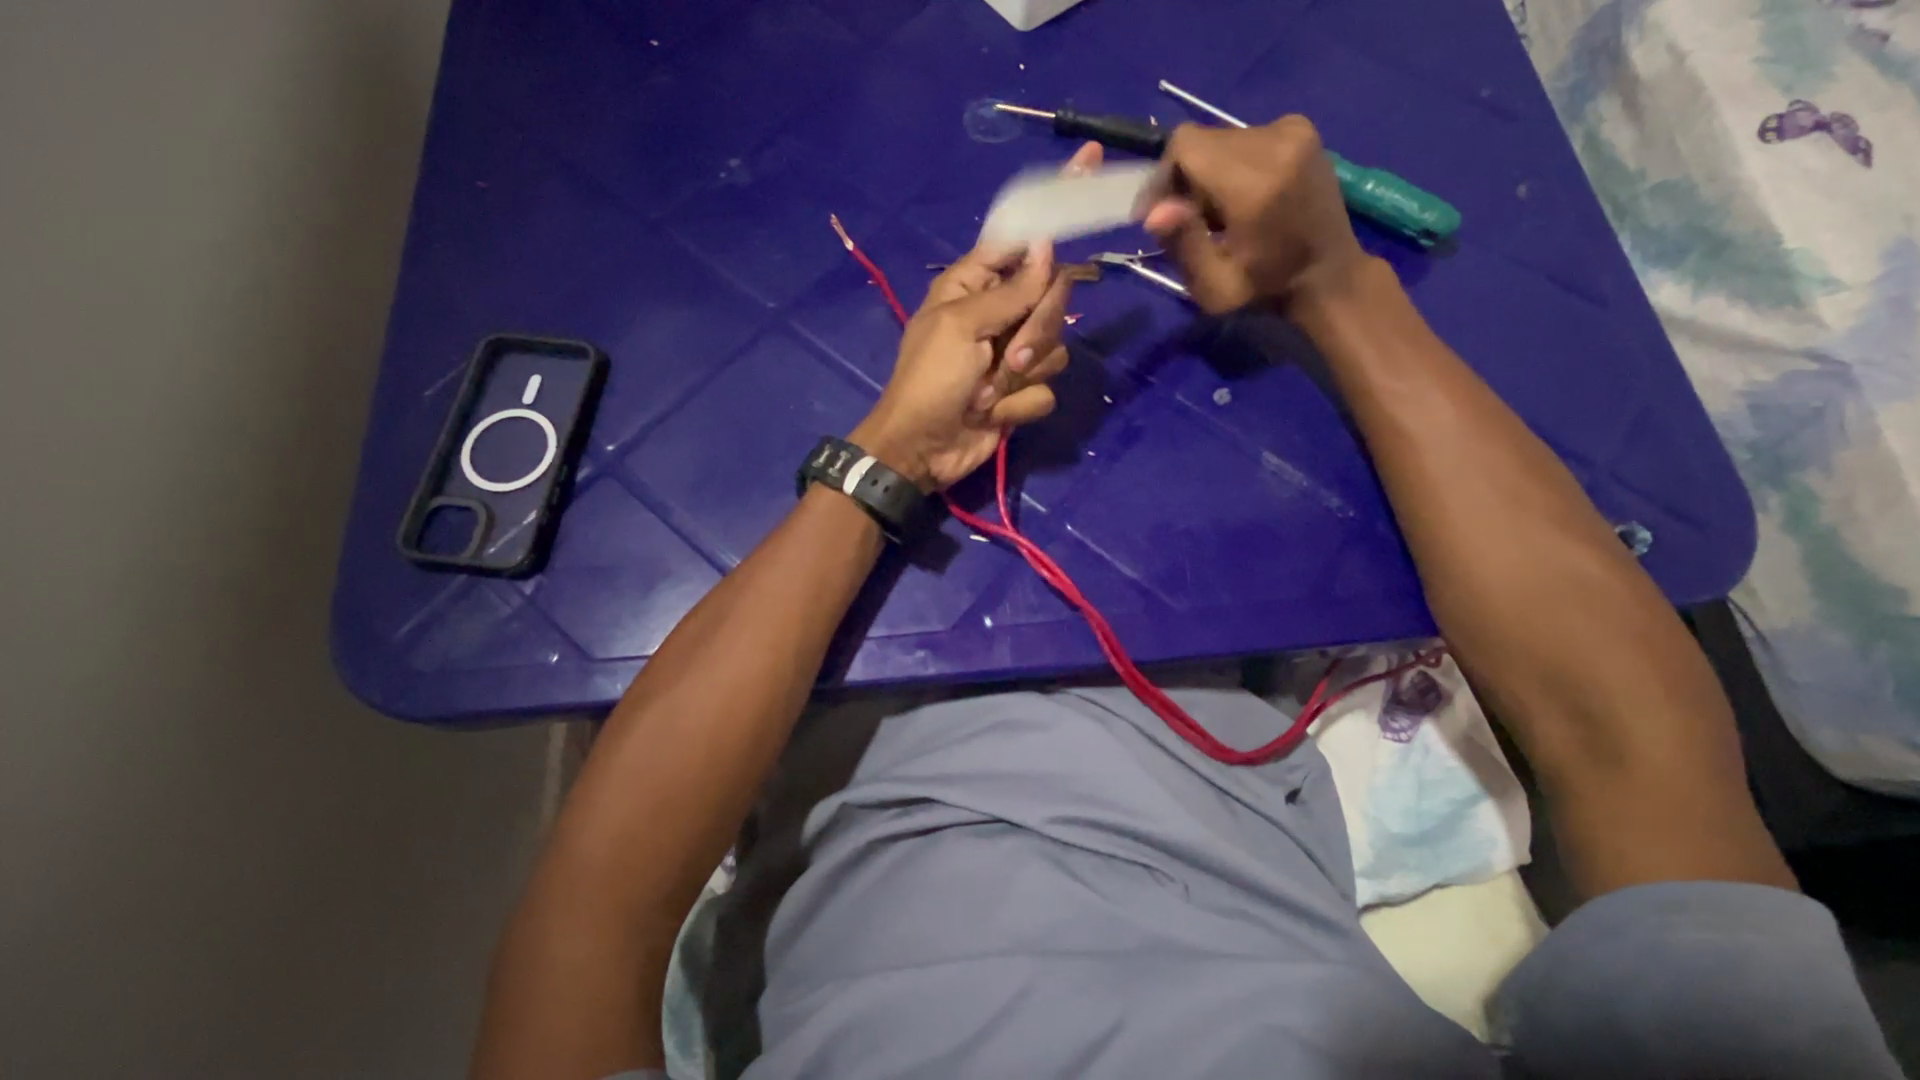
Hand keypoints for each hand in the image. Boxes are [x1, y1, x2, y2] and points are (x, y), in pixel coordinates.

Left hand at [851, 143, 1100, 491]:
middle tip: (1006, 352)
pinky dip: (1018, 403)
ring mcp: (1012, 351)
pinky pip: (1046, 386)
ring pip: (1056, 344)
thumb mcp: (964, 326)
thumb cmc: (929, 380)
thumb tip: (1047, 247)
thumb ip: (1013, 291)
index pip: (1022, 235)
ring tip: (987, 390)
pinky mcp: (1020, 390)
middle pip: (1053, 295)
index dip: (1055, 203)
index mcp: (974, 282)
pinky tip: (990, 413)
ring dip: (1022, 373)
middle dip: (1035, 329)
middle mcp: (998, 311)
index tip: (1090, 160)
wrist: (920, 449)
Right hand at [1144, 117, 1371, 314]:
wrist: (1331, 275)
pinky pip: (1244, 137)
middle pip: (1201, 142)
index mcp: (1255, 183)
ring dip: (1208, 174)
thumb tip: (1153, 214)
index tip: (1158, 213)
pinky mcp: (1300, 129)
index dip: (1162, 176)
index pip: (1186, 145)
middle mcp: (1276, 143)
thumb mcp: (1215, 288)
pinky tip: (1242, 198)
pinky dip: (1232, 165)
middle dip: (1185, 179)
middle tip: (1191, 221)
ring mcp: (1294, 130)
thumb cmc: (1268, 288)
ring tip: (1219, 214)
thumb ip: (1183, 245)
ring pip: (1220, 140)